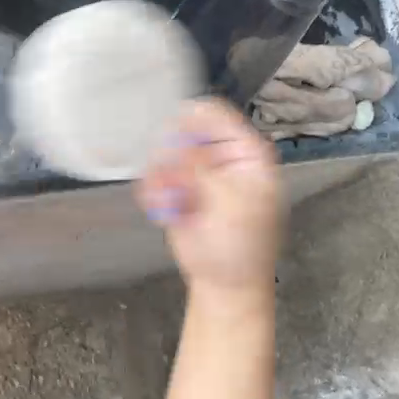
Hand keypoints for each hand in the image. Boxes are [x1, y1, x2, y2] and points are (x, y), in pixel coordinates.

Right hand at [137, 100, 282, 300]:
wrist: (225, 282)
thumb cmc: (242, 244)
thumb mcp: (230, 201)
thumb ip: (202, 167)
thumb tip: (178, 140)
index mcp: (245, 153)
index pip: (218, 116)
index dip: (193, 118)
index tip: (171, 131)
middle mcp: (219, 157)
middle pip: (184, 133)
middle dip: (172, 155)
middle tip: (173, 180)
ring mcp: (195, 173)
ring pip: (164, 155)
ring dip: (161, 177)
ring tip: (169, 201)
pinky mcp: (174, 190)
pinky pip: (154, 177)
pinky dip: (153, 191)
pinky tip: (163, 208)